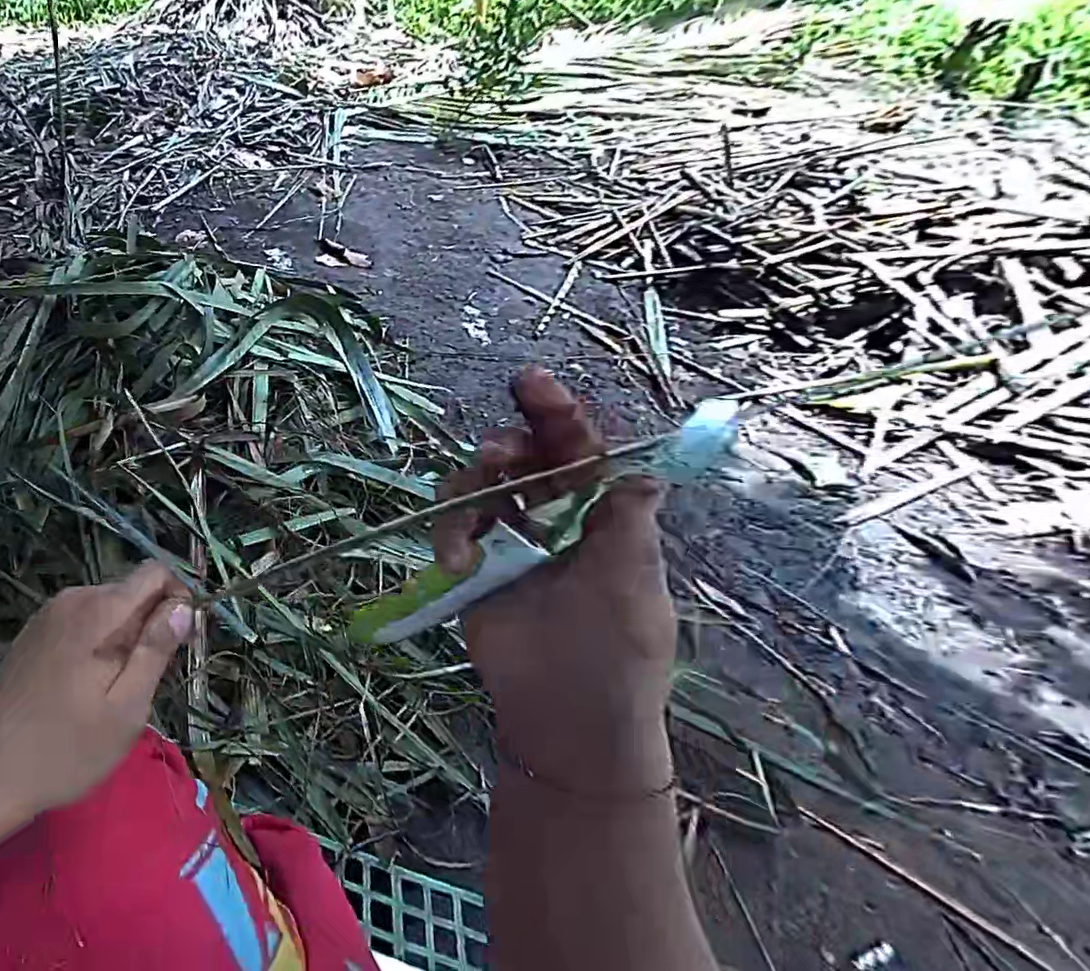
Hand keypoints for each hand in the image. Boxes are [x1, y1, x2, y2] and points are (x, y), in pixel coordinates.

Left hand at [0, 562, 193, 851]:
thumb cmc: (66, 749)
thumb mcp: (126, 708)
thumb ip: (155, 650)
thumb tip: (183, 606)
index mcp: (99, 610)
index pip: (154, 573)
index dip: (178, 599)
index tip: (180, 643)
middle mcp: (73, 598)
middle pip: (131, 590)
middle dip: (152, 622)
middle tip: (149, 679)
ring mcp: (49, 613)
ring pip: (108, 606)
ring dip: (125, 634)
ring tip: (118, 688)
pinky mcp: (34, 630)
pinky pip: (82, 619)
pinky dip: (99, 639)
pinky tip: (88, 683)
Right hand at [434, 367, 675, 793]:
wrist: (562, 712)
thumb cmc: (614, 650)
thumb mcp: (632, 582)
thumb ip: (626, 521)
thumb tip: (642, 468)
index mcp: (599, 515)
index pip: (579, 451)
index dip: (557, 413)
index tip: (529, 381)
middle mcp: (551, 517)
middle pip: (521, 459)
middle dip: (506, 446)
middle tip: (497, 453)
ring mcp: (507, 539)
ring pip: (477, 485)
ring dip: (470, 488)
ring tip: (471, 523)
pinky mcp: (470, 560)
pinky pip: (451, 526)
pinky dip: (450, 534)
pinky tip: (459, 562)